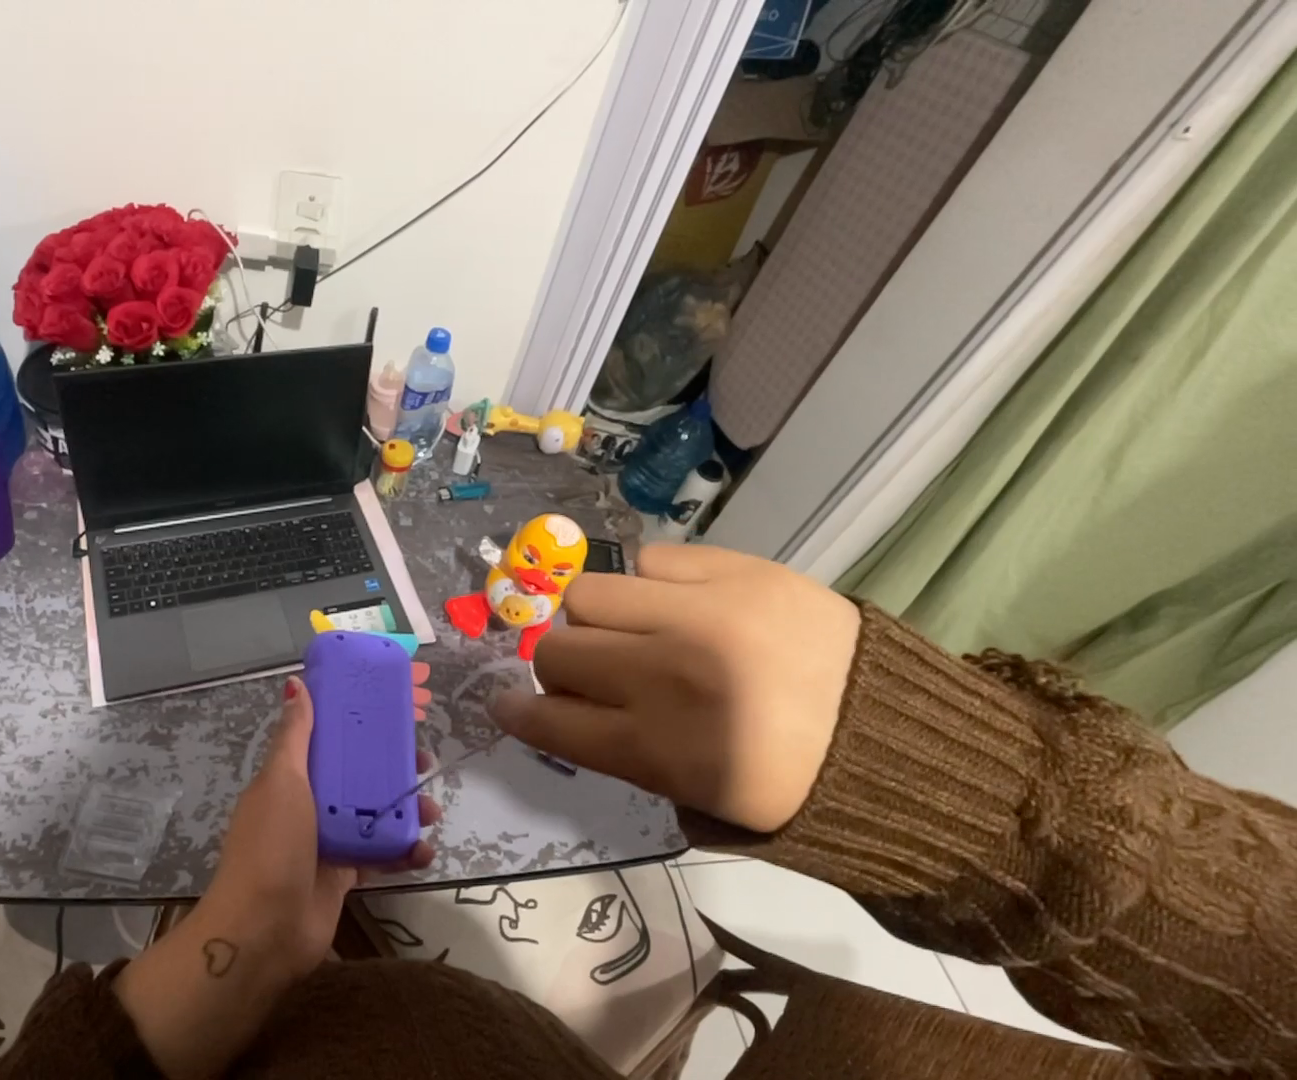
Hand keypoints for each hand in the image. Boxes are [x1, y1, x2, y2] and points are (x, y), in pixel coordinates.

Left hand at [206, 666, 440, 977]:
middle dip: (392, 766)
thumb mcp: (282, 781)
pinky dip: (403, 852)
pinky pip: (379, 855)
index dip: (359, 724)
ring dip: (405, 810)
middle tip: (424, 759)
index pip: (329, 741)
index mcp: (290, 777)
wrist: (263, 929)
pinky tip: (423, 851)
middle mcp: (309, 804)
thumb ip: (295, 735)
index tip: (393, 712)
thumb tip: (295, 683)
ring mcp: (327, 841)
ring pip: (373, 813)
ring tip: (431, 811)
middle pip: (357, 775)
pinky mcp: (344, 875)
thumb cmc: (272, 844)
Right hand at [492, 545, 859, 833]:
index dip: (518, 711)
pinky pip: (648, 559)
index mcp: (662, 749)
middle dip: (563, 668)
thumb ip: (616, 754)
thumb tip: (551, 706)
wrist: (899, 738)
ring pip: (588, 594)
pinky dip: (650, 585)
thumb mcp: (696, 798)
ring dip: (597, 619)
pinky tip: (679, 606)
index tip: (506, 702)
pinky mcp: (737, 570)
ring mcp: (702, 614)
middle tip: (595, 674)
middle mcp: (671, 675)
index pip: (552, 719)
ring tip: (635, 631)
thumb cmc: (789, 784)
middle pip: (558, 651)